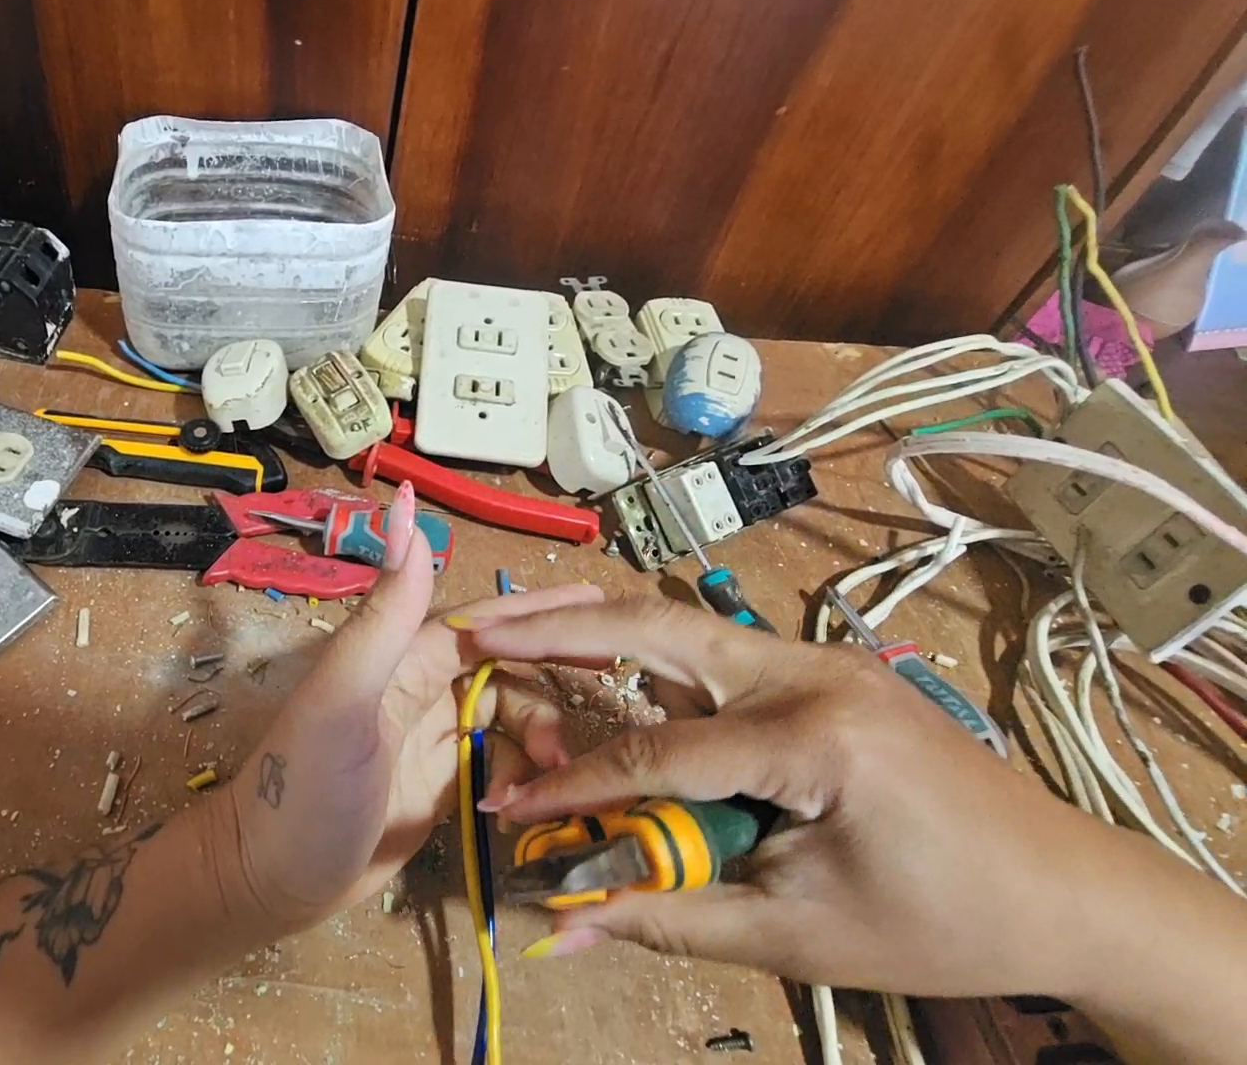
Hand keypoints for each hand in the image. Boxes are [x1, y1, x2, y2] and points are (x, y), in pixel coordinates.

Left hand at [209, 481, 601, 931]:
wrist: (270, 879)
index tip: (597, 604)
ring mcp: (429, 739)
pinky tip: (524, 802)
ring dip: (538, 738)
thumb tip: (405, 510)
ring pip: (507, 717)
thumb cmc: (303, 786)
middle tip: (613, 673)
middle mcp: (417, 688)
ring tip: (555, 773)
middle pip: (503, 666)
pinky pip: (498, 764)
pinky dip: (520, 777)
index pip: (479, 621)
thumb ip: (386, 611)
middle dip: (553, 669)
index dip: (535, 612)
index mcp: (397, 657)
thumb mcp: (345, 694)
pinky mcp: (438, 785)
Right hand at [465, 596, 1216, 1000]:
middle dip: (555, 627)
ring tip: (514, 625)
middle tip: (480, 629)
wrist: (1077, 891)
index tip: (506, 803)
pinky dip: (633, 646)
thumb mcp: (799, 935)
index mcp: (812, 738)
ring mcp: (810, 657)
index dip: (573, 784)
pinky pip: (701, 648)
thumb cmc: (947, 924)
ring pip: (672, 621)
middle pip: (651, 627)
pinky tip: (589, 648)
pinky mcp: (807, 667)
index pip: (655, 754)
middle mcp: (805, 670)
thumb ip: (666, 914)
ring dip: (588, 623)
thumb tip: (563, 924)